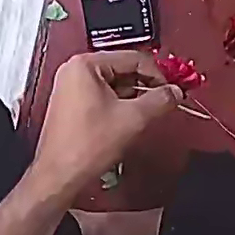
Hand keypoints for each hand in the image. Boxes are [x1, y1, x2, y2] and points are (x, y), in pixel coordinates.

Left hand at [29, 51, 182, 197]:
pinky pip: (103, 96)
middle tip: (164, 100)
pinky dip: (120, 105)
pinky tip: (131, 120)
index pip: (132, 58)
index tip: (171, 89)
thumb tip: (175, 91)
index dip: (157, 74)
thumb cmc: (86, 145)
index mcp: (86, 65)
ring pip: (114, 84)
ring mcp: (71, 88)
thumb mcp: (133, 118)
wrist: (60, 175)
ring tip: (149, 113)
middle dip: (145, 86)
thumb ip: (160, 100)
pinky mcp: (72, 104)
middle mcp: (75, 71)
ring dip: (134, 97)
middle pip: (123, 69)